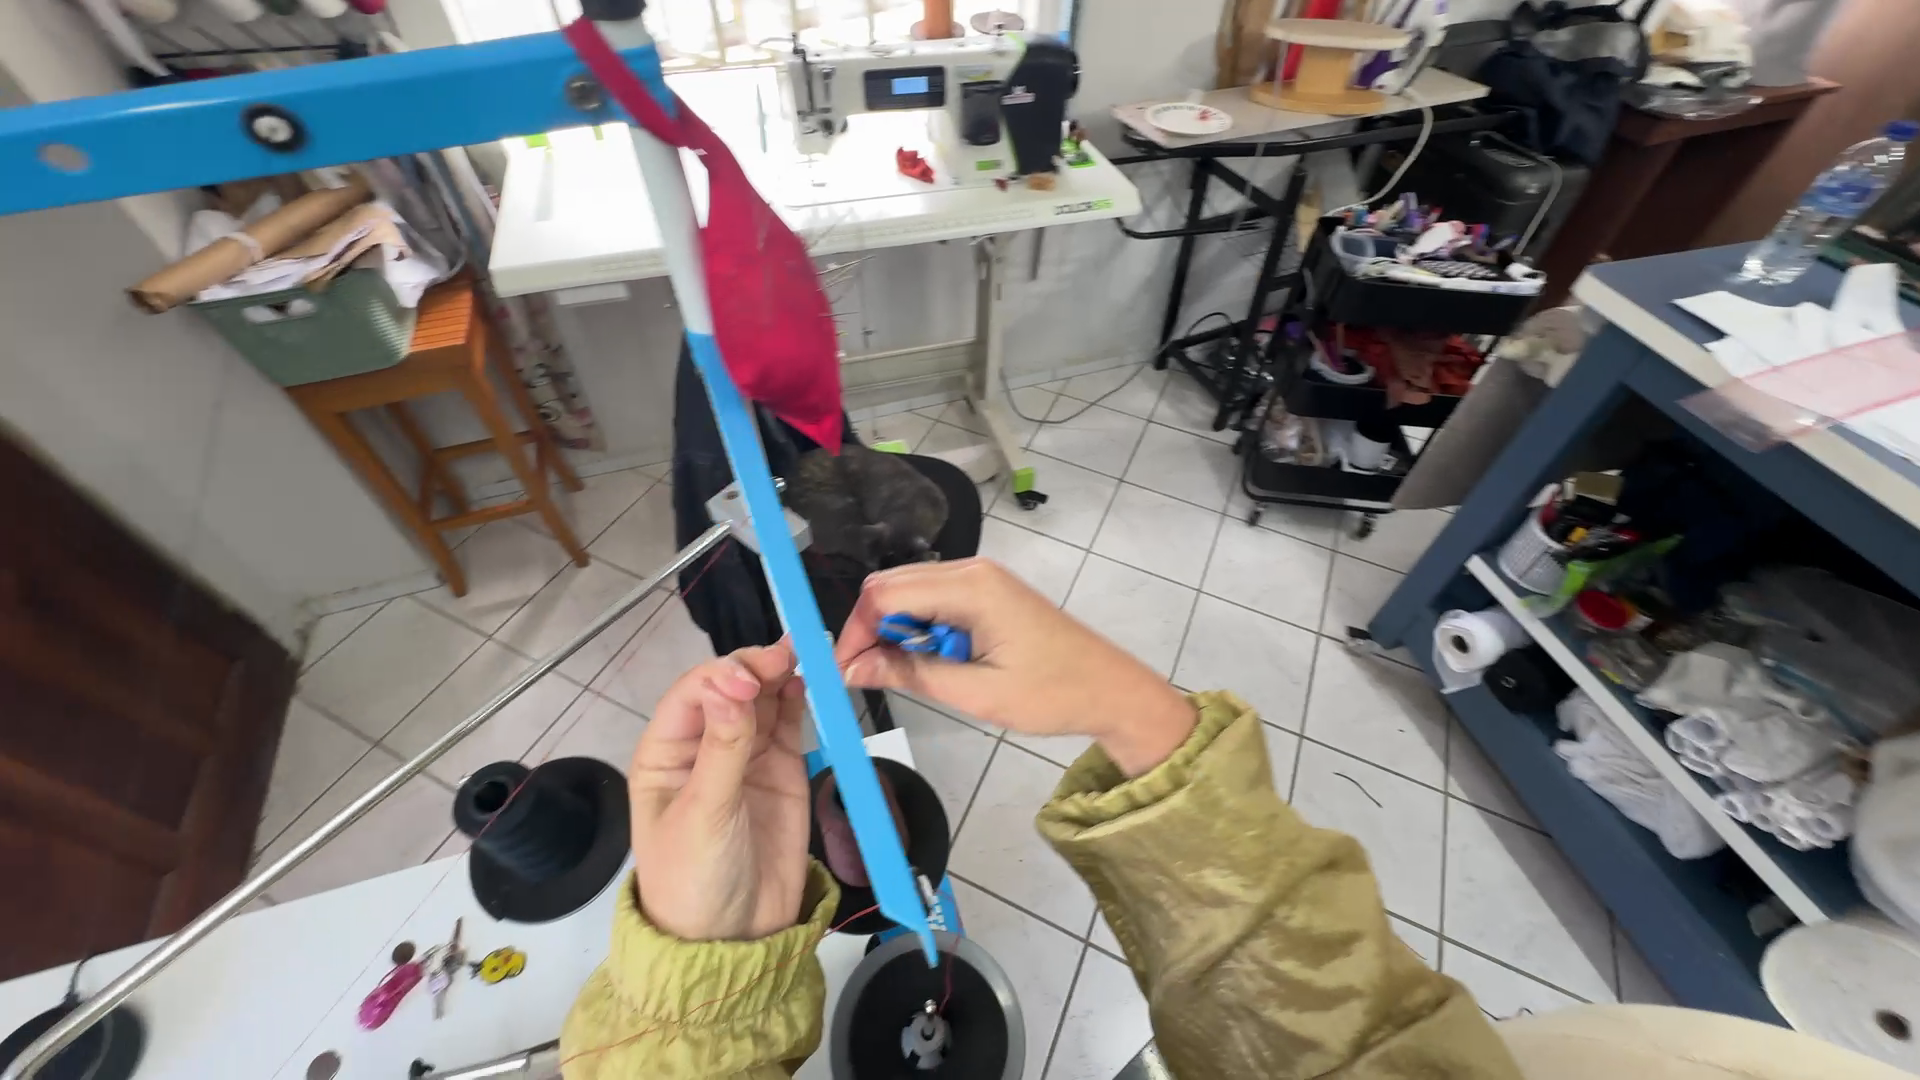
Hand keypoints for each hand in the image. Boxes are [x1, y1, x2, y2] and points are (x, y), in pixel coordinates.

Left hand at [628, 642, 812, 940]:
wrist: (736, 938)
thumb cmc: (696, 878)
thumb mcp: (704, 814)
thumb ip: (722, 748)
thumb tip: (731, 682)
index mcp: (666, 754)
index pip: (692, 696)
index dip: (720, 677)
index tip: (750, 679)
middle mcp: (705, 744)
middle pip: (729, 689)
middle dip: (752, 667)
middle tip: (784, 656)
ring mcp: (746, 754)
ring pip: (761, 699)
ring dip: (777, 674)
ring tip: (799, 655)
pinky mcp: (782, 767)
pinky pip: (787, 722)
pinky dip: (795, 698)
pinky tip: (803, 680)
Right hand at [834, 559, 1195, 775]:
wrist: (1110, 688)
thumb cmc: (1050, 694)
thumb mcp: (975, 693)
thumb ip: (910, 674)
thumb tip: (850, 669)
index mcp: (970, 587)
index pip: (884, 594)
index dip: (855, 631)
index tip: (844, 673)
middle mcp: (971, 569)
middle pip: (892, 585)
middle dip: (870, 629)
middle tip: (864, 677)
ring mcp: (981, 576)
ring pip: (910, 591)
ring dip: (895, 630)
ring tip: (901, 673)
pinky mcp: (987, 590)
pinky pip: (934, 598)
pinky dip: (919, 627)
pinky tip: (932, 659)